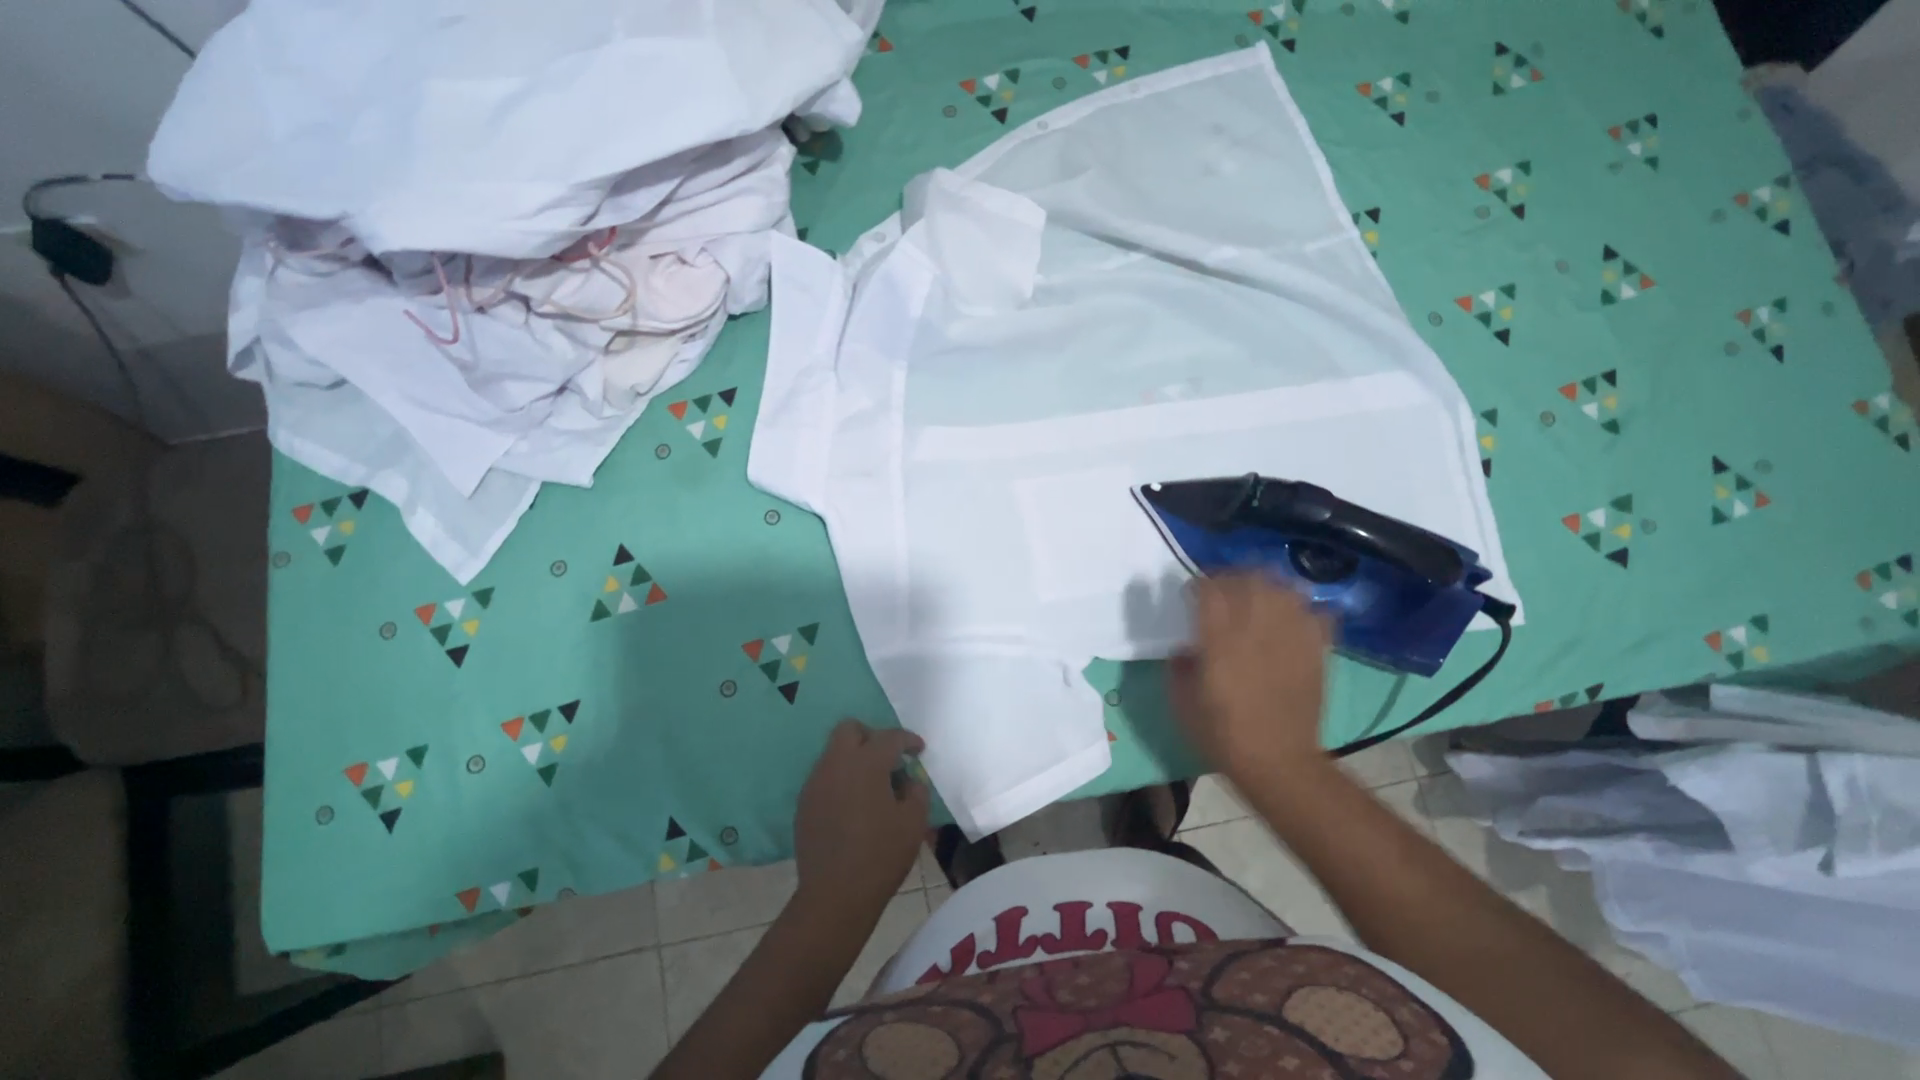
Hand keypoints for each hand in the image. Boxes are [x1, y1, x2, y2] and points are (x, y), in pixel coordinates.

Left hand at [794, 720, 929, 910]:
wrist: (835, 894)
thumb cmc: (881, 855)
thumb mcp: (914, 822)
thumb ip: (916, 791)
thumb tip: (908, 780)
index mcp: (865, 763)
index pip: (889, 737)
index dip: (908, 740)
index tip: (919, 750)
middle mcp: (835, 764)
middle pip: (850, 730)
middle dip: (872, 737)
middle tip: (889, 759)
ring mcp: (815, 783)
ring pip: (834, 754)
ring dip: (854, 759)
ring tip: (873, 787)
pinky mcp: (804, 804)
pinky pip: (825, 778)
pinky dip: (841, 781)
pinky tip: (854, 806)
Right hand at [1170, 574, 1333, 784]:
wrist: (1277, 762)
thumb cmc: (1222, 734)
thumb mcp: (1182, 702)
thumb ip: (1180, 666)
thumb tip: (1185, 647)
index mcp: (1219, 637)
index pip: (1209, 588)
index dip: (1198, 585)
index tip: (1191, 596)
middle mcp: (1256, 627)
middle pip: (1248, 578)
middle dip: (1232, 577)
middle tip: (1224, 591)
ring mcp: (1292, 635)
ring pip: (1283, 587)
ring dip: (1268, 586)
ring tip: (1259, 598)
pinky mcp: (1317, 648)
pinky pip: (1316, 612)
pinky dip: (1304, 609)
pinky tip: (1293, 620)